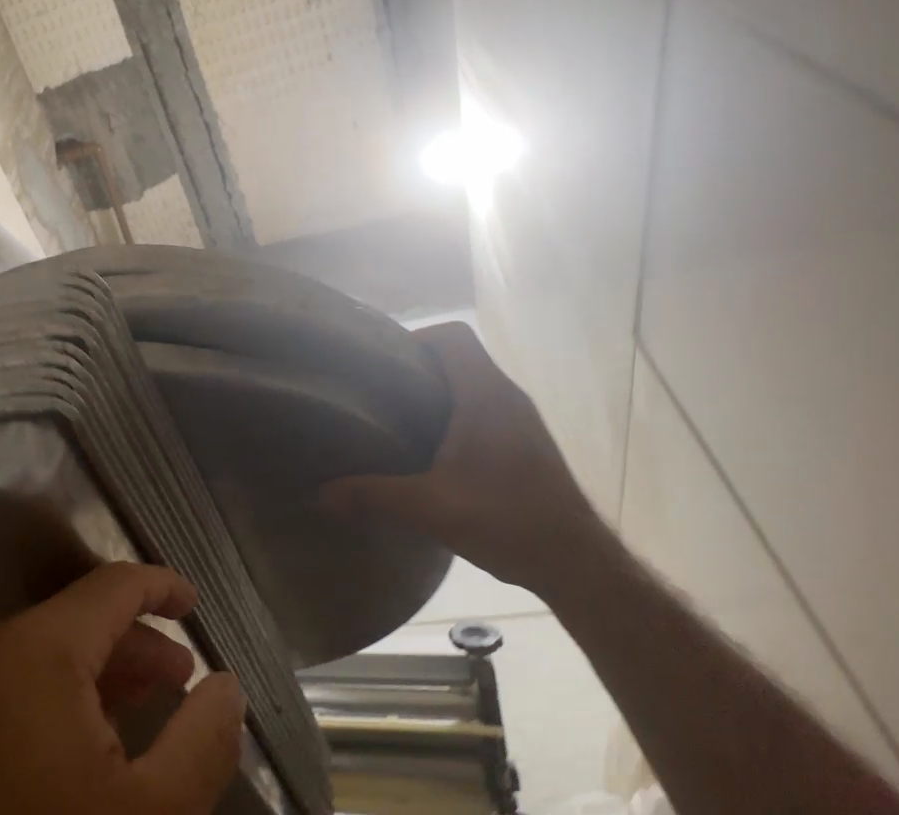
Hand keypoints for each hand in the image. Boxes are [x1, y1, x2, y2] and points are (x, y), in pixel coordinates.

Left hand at [0, 563, 246, 814]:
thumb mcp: (149, 813)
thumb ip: (201, 742)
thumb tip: (226, 687)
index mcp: (38, 648)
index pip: (112, 587)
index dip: (160, 586)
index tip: (194, 603)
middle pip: (80, 621)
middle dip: (138, 643)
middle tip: (183, 677)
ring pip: (47, 654)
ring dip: (103, 672)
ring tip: (148, 704)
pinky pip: (17, 684)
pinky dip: (63, 695)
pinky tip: (90, 740)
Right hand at [320, 322, 618, 599]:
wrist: (577, 563)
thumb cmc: (507, 520)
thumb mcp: (430, 509)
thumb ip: (374, 496)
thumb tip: (320, 494)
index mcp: (486, 396)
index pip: (453, 335)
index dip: (417, 337)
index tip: (383, 363)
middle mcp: (508, 398)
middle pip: (460, 358)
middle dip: (418, 368)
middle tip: (379, 393)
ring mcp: (523, 422)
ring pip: (473, 386)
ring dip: (438, 394)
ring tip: (399, 422)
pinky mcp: (528, 445)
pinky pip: (485, 411)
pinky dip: (456, 417)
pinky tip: (434, 455)